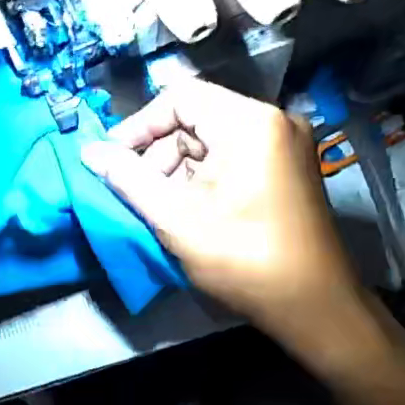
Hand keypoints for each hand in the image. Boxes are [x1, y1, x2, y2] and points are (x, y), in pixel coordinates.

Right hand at [80, 78, 365, 353]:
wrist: (315, 306)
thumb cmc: (245, 260)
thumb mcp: (177, 219)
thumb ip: (128, 179)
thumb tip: (89, 152)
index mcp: (251, 122)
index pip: (180, 98)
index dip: (139, 125)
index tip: (112, 158)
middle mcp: (274, 121)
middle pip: (198, 118)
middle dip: (159, 152)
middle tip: (135, 191)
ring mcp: (287, 144)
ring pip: (214, 140)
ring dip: (180, 168)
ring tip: (160, 207)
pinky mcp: (290, 167)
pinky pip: (235, 156)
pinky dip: (206, 177)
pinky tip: (189, 209)